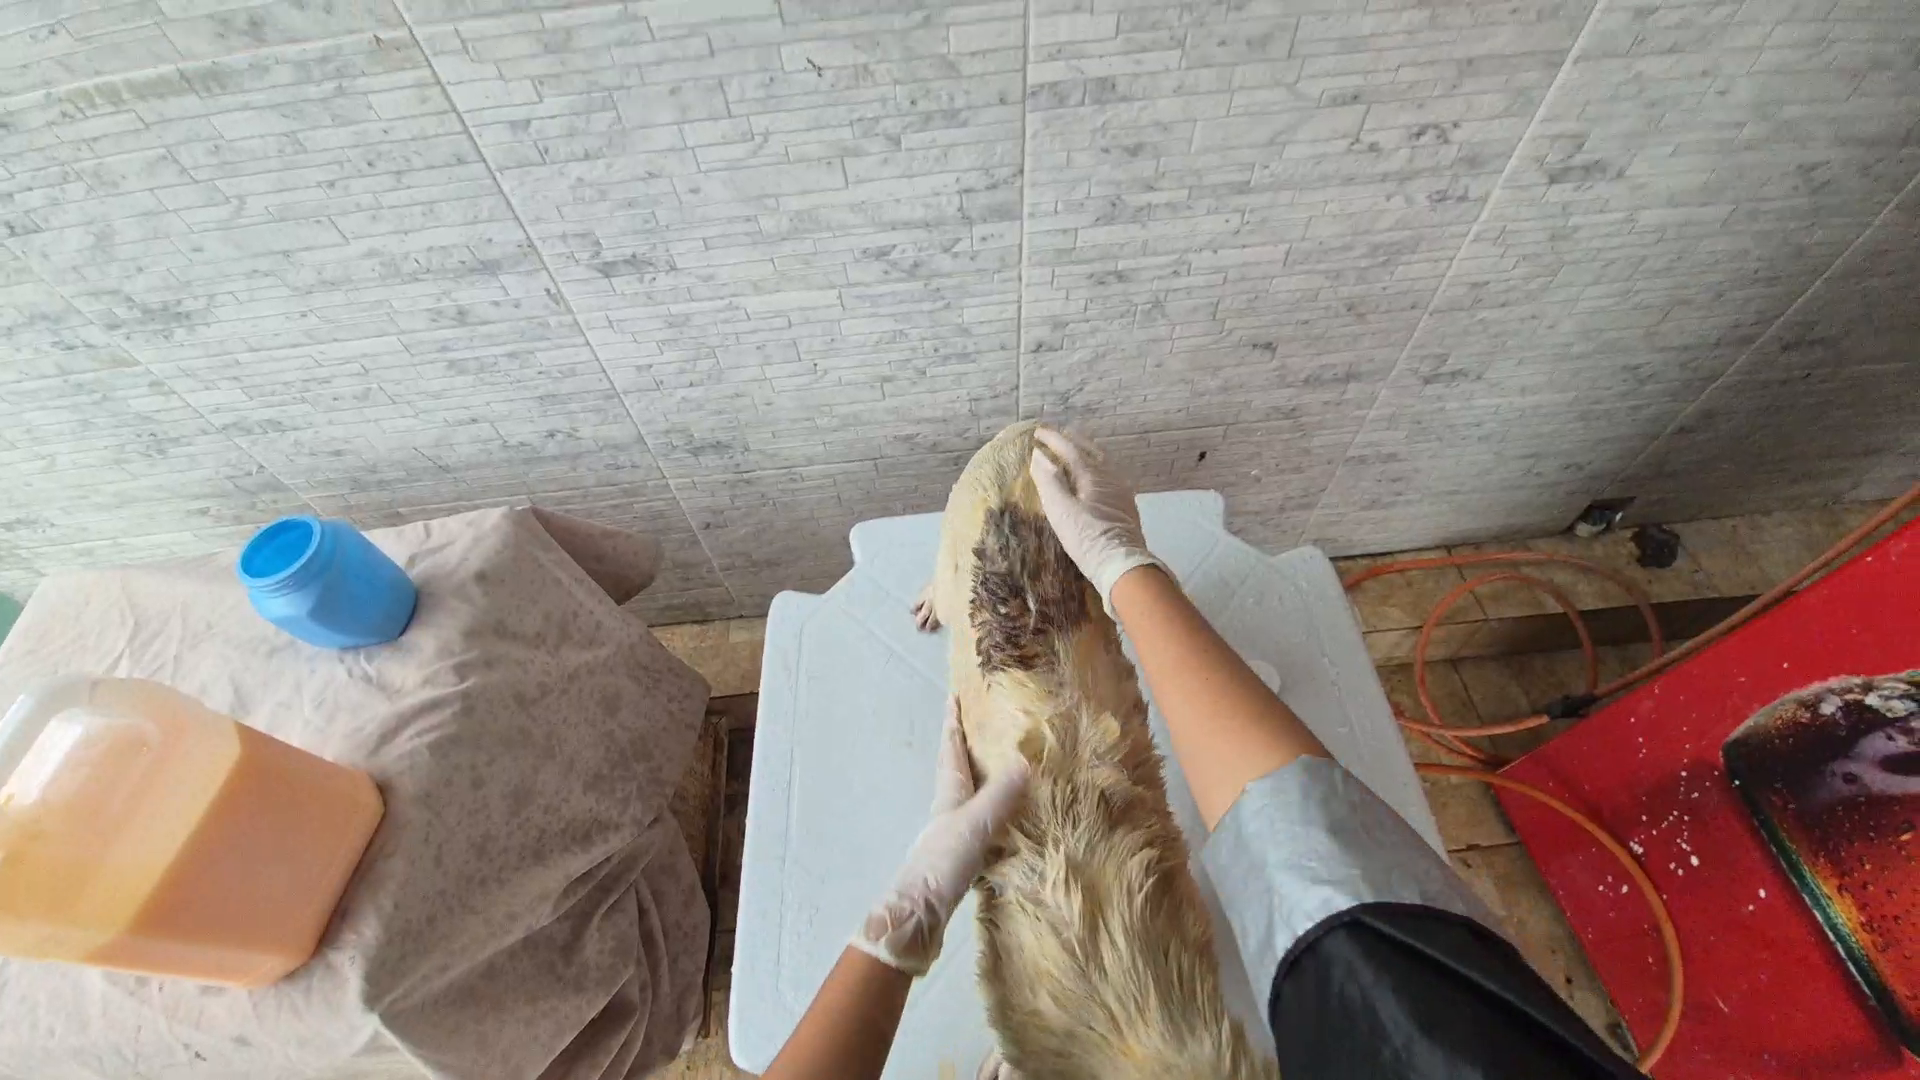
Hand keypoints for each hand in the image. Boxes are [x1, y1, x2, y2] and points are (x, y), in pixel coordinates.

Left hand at [852, 697, 1028, 975]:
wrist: (920, 912)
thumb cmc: (944, 860)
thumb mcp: (976, 822)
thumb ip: (1001, 793)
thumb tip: (1026, 759)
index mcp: (949, 790)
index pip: (951, 746)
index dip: (953, 721)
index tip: (953, 695)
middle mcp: (948, 805)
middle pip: (954, 765)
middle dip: (963, 742)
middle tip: (978, 722)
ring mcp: (951, 830)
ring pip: (966, 792)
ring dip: (977, 774)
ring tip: (996, 763)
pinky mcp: (959, 853)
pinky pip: (978, 817)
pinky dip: (990, 807)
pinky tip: (1003, 816)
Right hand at [1028, 427, 1168, 610]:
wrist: (1122, 565)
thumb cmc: (1087, 539)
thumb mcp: (1061, 511)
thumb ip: (1049, 481)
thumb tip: (1038, 455)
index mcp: (1093, 475)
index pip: (1070, 449)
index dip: (1053, 439)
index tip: (1038, 432)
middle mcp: (1110, 477)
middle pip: (1090, 451)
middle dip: (1073, 441)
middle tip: (1058, 434)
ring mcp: (1121, 490)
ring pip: (1102, 462)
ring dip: (1086, 452)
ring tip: (1075, 449)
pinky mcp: (1125, 504)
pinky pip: (1108, 474)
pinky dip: (1095, 466)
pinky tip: (1094, 476)